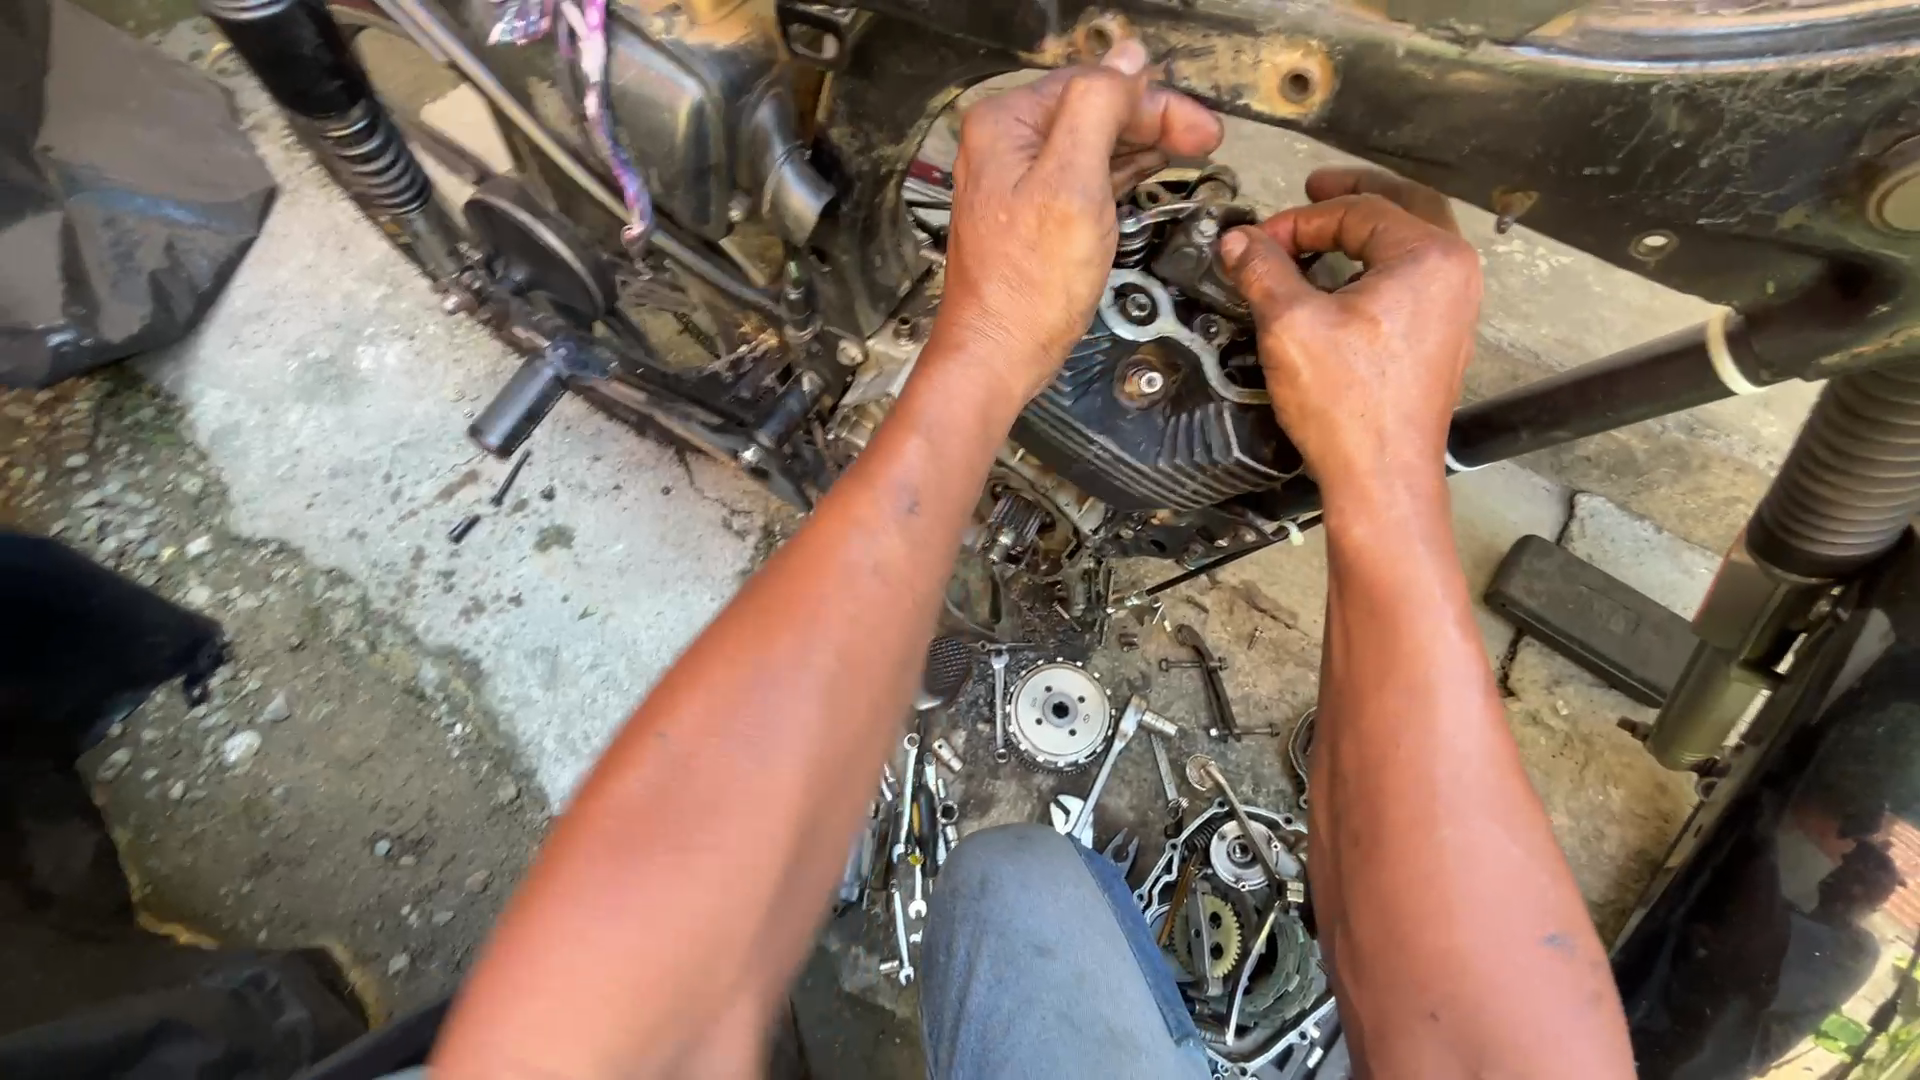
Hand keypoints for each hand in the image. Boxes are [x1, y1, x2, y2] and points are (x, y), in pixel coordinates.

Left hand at [931, 39, 1222, 404]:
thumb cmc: (1026, 289)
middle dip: (1150, 121)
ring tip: (1182, 149)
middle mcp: (1003, 150)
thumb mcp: (1072, 183)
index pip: (1093, 85)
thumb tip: (1126, 60)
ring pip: (1089, 146)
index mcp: (1005, 127)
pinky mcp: (1029, 221)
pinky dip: (1114, 175)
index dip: (1154, 101)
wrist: (997, 354)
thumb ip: (1098, 108)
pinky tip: (1141, 171)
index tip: (1198, 126)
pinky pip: (1080, 181)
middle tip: (1201, 138)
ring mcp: (1014, 186)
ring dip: (1137, 145)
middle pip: (1091, 112)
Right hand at [1218, 168, 1481, 506]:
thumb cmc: (1347, 407)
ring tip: (1325, 232)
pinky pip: (1410, 280)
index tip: (1259, 242)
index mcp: (1426, 257)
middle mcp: (1452, 273)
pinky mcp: (1438, 338)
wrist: (1379, 473)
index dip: (1299, 220)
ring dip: (1365, 232)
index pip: (1356, 211)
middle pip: (1400, 209)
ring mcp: (1451, 307)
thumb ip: (1262, 271)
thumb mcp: (1289, 326)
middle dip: (1351, 197)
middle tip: (1315, 187)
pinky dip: (1376, 266)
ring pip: (1408, 244)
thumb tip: (1239, 242)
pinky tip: (1344, 282)